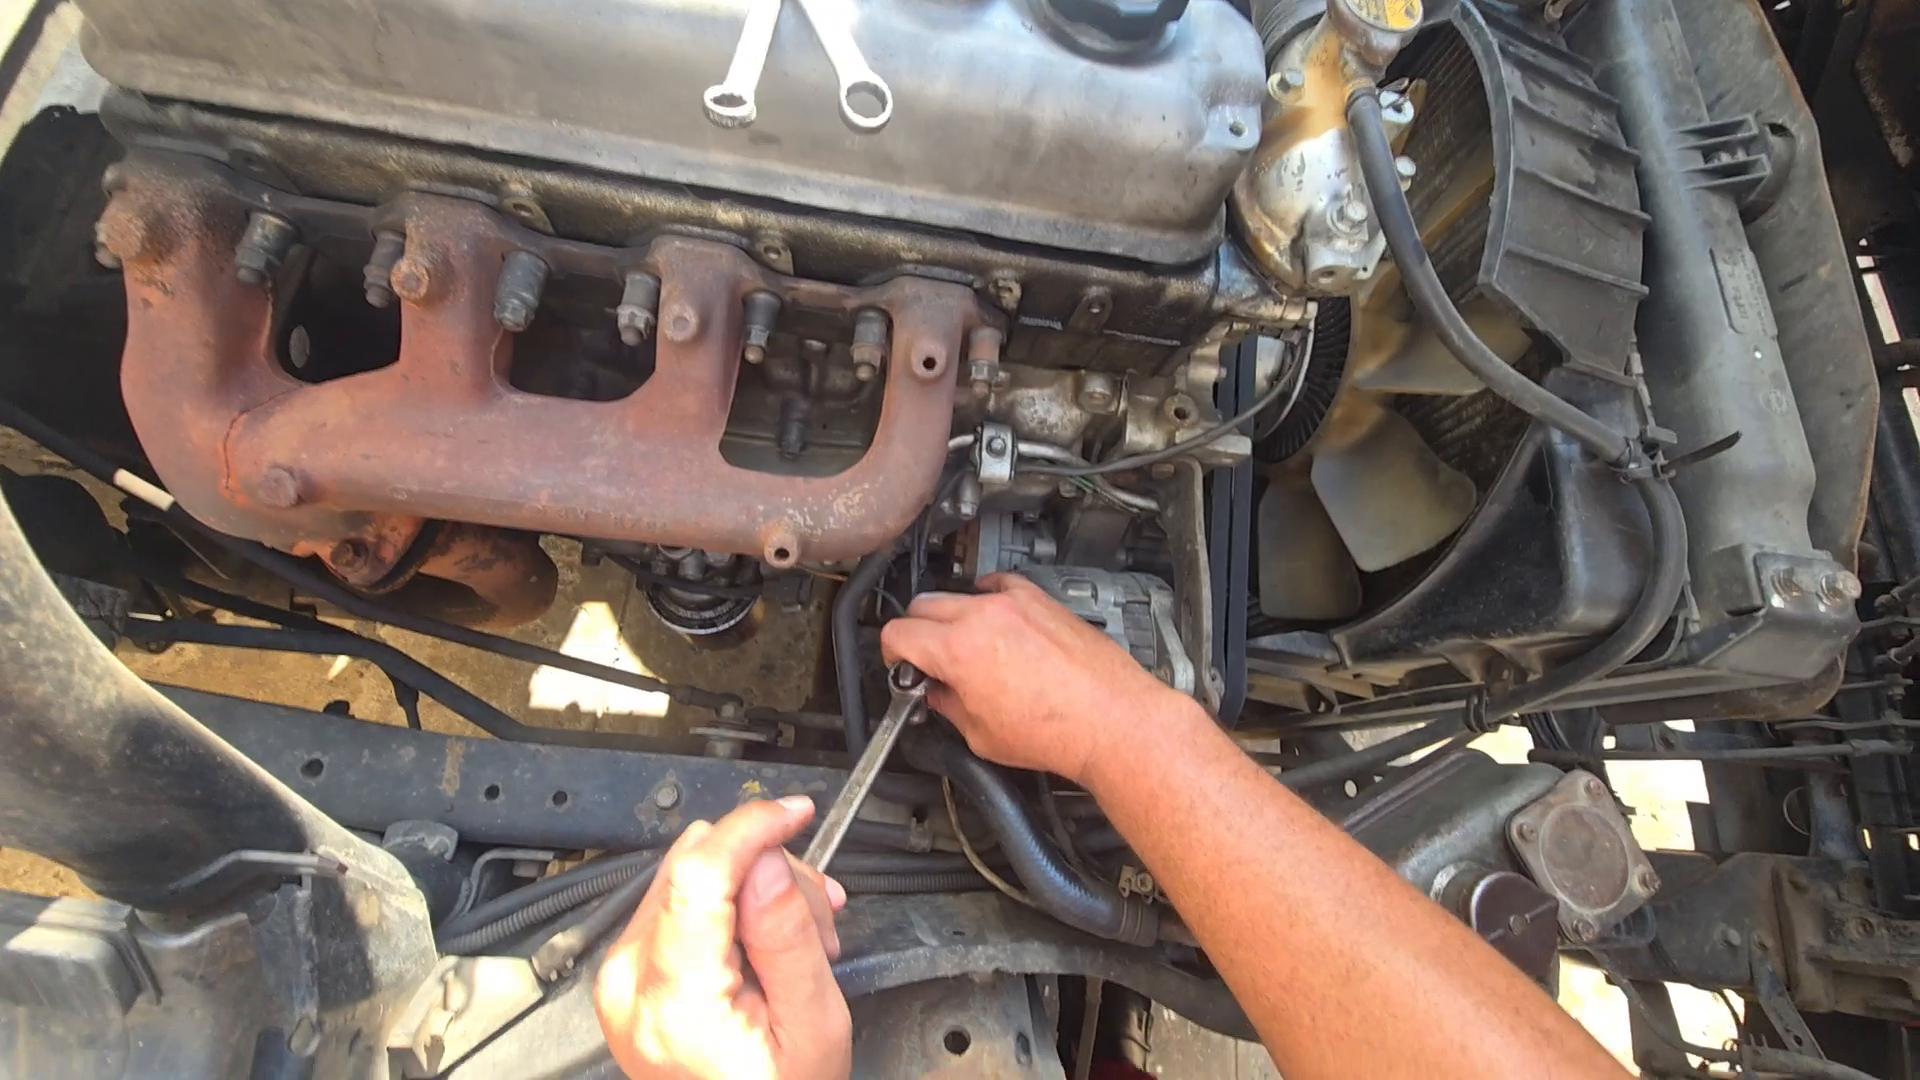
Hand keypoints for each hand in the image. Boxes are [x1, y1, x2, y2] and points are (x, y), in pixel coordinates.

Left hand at [594, 797, 852, 1079]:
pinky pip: (689, 893)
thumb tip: (770, 858)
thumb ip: (787, 935)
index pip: (700, 869)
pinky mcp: (634, 964)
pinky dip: (738, 899)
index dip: (753, 825)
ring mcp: (626, 970)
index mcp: (674, 997)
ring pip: (699, 867)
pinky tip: (771, 934)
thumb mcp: (811, 1023)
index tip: (798, 814)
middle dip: (772, 869)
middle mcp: (632, 977)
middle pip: (703, 861)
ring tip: (801, 936)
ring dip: (761, 884)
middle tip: (819, 912)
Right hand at [879, 573, 1197, 786]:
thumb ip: (948, 705)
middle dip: (917, 632)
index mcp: (958, 650)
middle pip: (923, 605)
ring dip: (951, 616)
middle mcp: (983, 616)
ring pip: (959, 593)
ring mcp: (1014, 603)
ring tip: (966, 645)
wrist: (1112, 720)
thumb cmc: (1057, 732)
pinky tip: (994, 618)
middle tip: (928, 659)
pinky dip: (988, 598)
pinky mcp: (1040, 600)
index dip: (892, 652)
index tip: (900, 664)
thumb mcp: (981, 735)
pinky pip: (1000, 585)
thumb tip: (938, 693)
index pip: (899, 632)